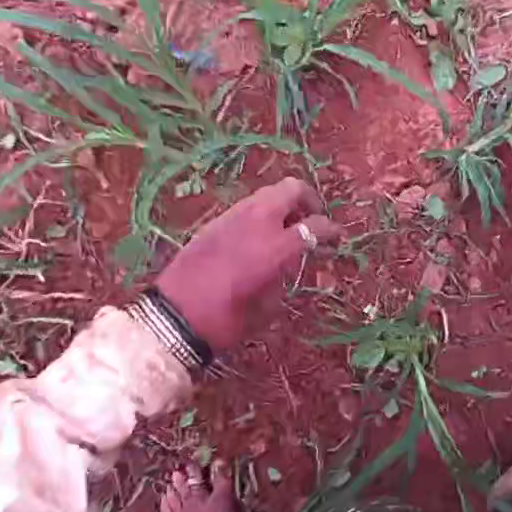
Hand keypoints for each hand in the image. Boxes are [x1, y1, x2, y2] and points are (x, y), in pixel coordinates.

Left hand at [155, 177, 342, 348]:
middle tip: (312, 221)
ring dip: (283, 205)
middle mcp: (256, 222)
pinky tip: (260, 236)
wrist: (174, 318)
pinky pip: (247, 206)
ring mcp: (232, 217)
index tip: (337, 237)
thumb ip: (286, 276)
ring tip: (287, 229)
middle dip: (308, 201)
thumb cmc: (226, 321)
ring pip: (267, 194)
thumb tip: (296, 262)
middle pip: (291, 190)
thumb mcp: (266, 306)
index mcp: (275, 247)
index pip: (314, 225)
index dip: (331, 231)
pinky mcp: (214, 222)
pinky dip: (261, 213)